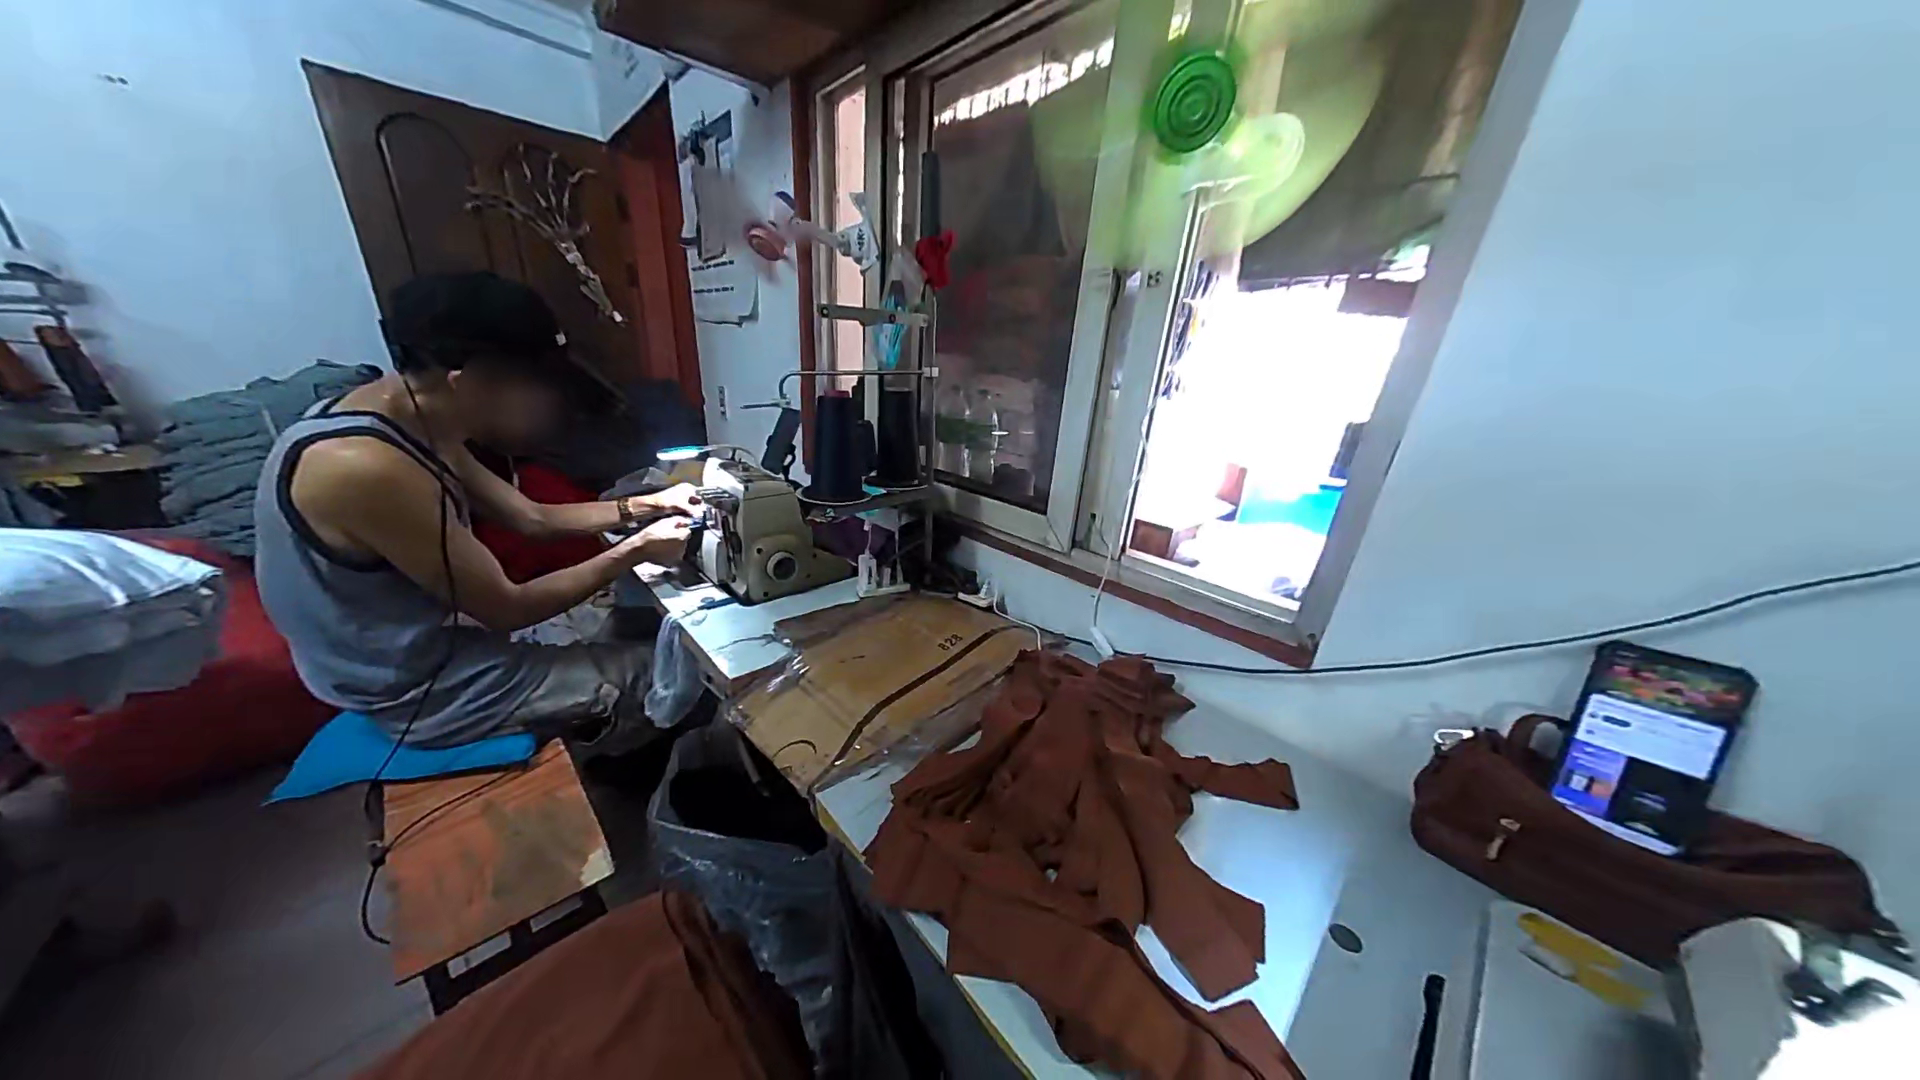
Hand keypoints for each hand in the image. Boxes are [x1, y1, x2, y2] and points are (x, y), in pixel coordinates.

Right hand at [612, 516, 693, 567]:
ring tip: (663, 543)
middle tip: (666, 535)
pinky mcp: (672, 562)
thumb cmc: (651, 534)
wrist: (640, 549)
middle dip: (678, 537)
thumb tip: (686, 521)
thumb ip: (678, 520)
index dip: (680, 529)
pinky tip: (662, 550)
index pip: (687, 530)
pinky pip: (674, 555)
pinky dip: (670, 553)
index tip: (673, 528)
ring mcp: (678, 556)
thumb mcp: (665, 522)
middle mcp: (683, 547)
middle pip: (684, 540)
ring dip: (675, 545)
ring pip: (680, 548)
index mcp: (683, 536)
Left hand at [646, 483, 702, 517]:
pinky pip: (687, 507)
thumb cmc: (668, 502)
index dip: (703, 502)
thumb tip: (701, 515)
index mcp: (688, 488)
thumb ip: (694, 510)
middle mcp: (686, 490)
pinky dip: (688, 512)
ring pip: (692, 505)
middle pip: (697, 500)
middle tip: (700, 515)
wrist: (653, 505)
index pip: (701, 494)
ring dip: (693, 511)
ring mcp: (681, 496)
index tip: (706, 511)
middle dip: (698, 507)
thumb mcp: (683, 506)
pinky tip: (689, 517)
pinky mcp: (677, 502)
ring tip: (695, 517)